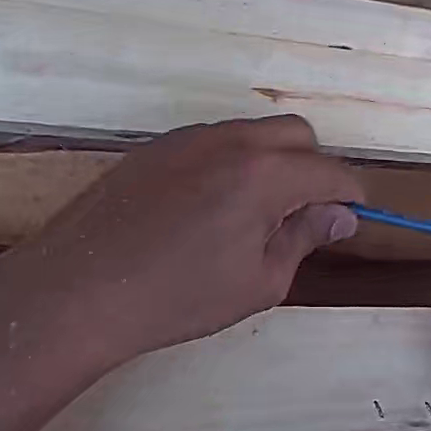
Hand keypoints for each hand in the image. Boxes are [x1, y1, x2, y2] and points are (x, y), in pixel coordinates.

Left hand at [0, 116, 362, 377]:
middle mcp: (232, 142)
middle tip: (306, 215)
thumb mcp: (262, 281)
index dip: (352, 195)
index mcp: (265, 175)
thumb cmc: (180, 298)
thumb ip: (306, 237)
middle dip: (316, 169)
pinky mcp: (158, 148)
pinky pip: (218, 141)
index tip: (355, 218)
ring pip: (256, 133)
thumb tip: (341, 215)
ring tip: (259, 215)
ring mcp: (190, 138)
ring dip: (277, 162)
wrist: (76, 293)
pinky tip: (215, 208)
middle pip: (299, 135)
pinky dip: (237, 163)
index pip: (332, 172)